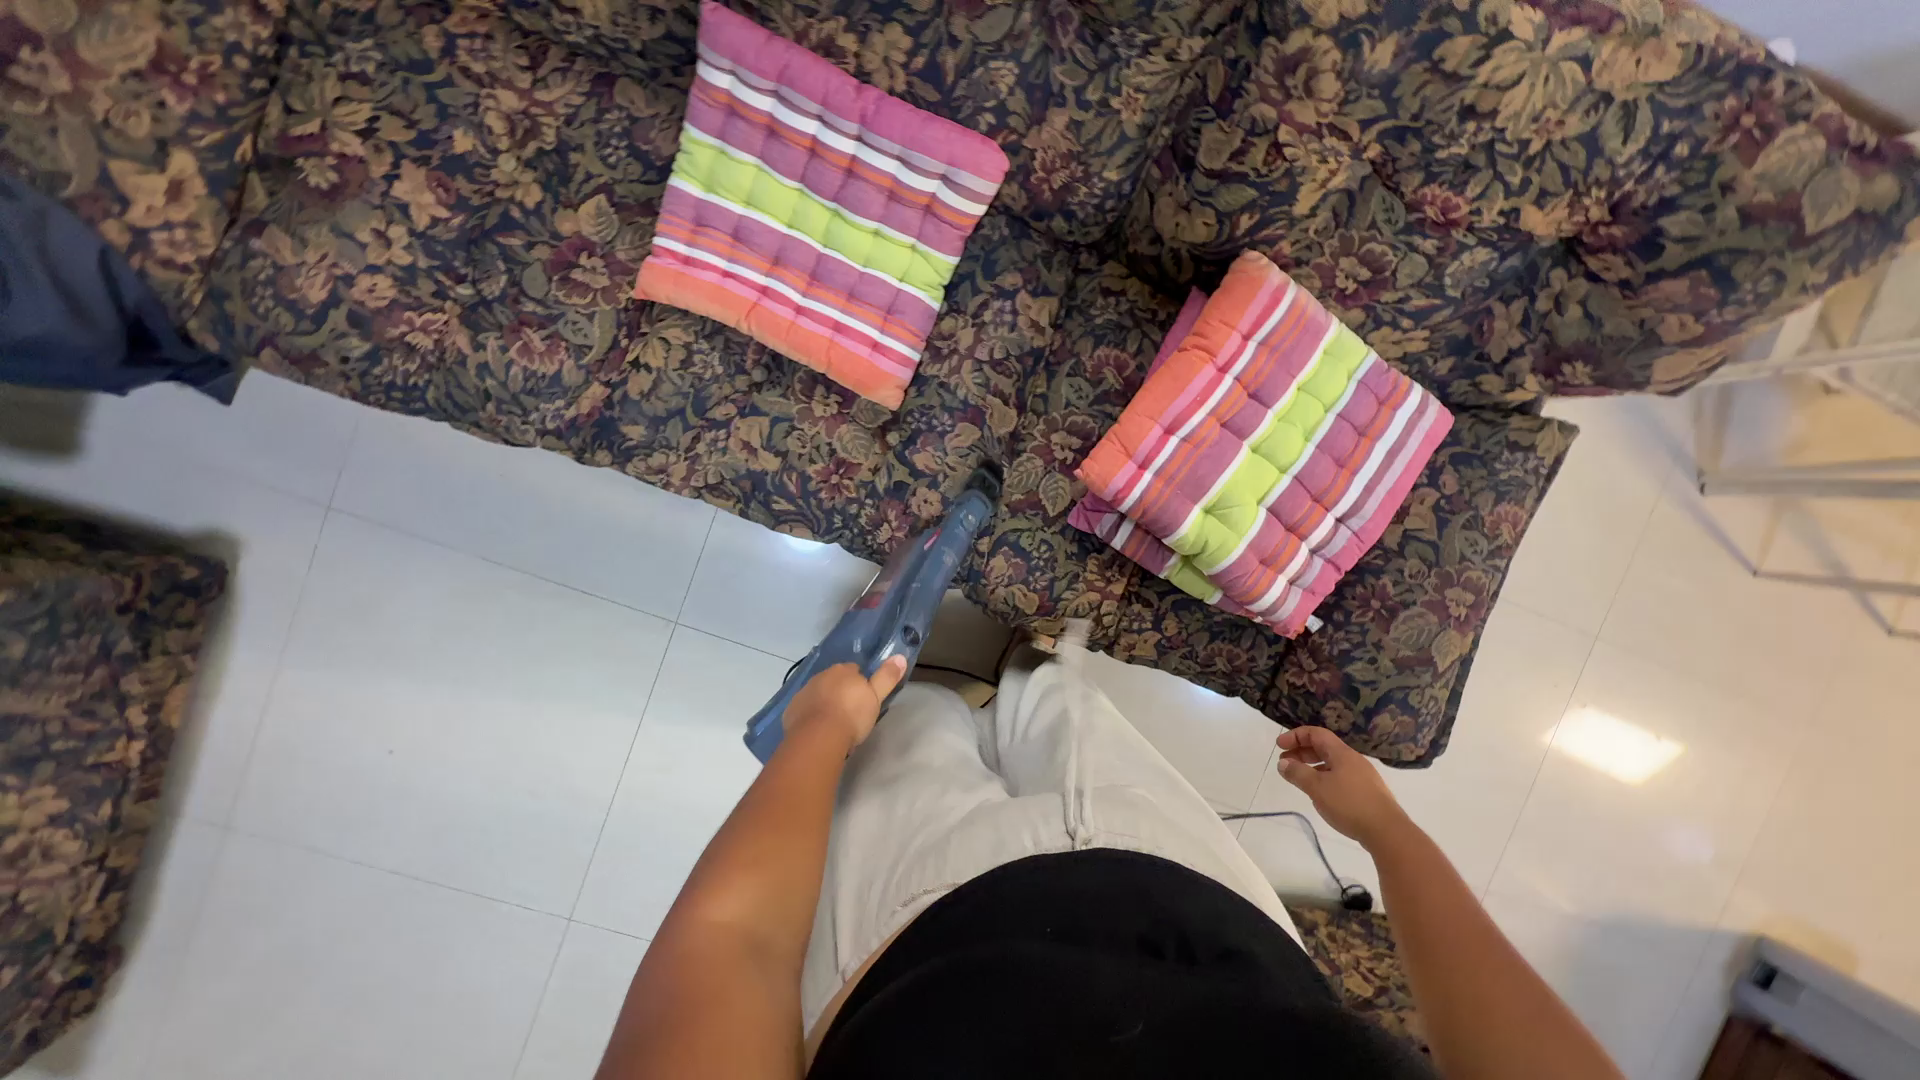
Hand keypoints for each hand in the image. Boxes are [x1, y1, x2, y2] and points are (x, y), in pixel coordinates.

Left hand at [782, 656, 907, 750]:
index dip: (860, 682)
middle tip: (850, 712)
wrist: (818, 738)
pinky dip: (810, 715)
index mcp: (842, 671)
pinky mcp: (791, 710)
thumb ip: (887, 677)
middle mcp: (820, 676)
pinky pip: (804, 709)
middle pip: (834, 680)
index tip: (864, 698)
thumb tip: (900, 656)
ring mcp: (803, 692)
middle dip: (840, 691)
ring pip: (817, 694)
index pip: (853, 669)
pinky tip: (817, 730)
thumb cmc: (851, 716)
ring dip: (825, 702)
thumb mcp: (876, 697)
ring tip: (834, 723)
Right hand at [1275, 726, 1412, 850]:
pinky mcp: (1367, 792)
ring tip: (1299, 779)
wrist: (1388, 831)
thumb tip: (1283, 763)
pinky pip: (1340, 777)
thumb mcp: (1317, 787)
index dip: (1295, 736)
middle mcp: (1353, 760)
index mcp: (1341, 753)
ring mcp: (1362, 777)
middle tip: (1285, 762)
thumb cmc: (1349, 804)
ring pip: (1332, 764)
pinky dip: (1324, 778)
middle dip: (1301, 752)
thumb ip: (1297, 773)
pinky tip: (1320, 794)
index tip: (1279, 746)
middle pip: (1324, 747)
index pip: (1316, 734)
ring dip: (1312, 766)